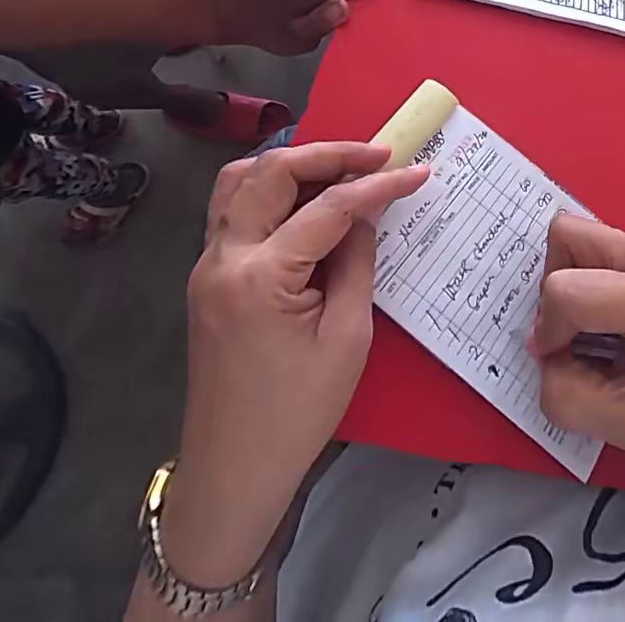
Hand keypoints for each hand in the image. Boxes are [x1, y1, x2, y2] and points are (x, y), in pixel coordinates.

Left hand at [163, 142, 428, 583]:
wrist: (232, 470)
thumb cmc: (298, 412)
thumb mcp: (347, 337)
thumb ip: (357, 261)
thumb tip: (367, 210)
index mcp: (259, 277)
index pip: (328, 208)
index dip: (378, 185)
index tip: (417, 171)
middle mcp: (222, 257)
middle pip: (271, 173)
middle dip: (329, 154)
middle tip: (377, 156)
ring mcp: (207, 264)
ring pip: (241, 181)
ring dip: (292, 165)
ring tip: (341, 168)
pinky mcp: (209, 276)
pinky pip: (235, 209)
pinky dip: (271, 189)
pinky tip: (306, 200)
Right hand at [528, 215, 624, 467]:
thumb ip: (570, 396)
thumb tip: (541, 358)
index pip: (567, 290)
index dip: (548, 331)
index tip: (557, 362)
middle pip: (564, 238)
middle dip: (552, 291)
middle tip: (571, 339)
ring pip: (572, 238)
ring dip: (565, 285)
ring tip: (588, 332)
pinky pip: (588, 251)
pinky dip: (579, 284)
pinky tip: (601, 323)